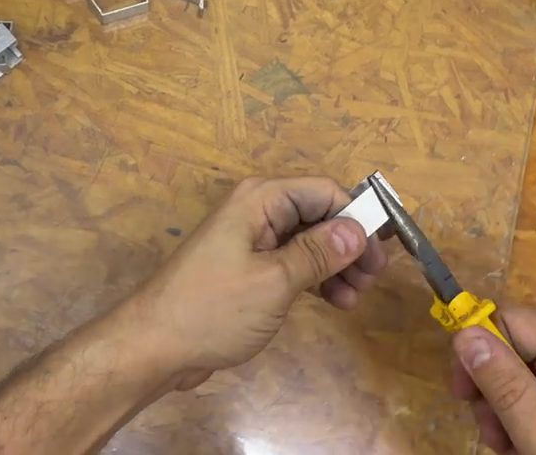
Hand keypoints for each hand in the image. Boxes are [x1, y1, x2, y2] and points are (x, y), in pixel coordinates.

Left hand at [117, 176, 387, 388]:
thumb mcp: (274, 281)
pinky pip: (292, 260)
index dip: (355, 218)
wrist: (156, 343)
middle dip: (347, 245)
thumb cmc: (213, 306)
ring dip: (335, 265)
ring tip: (353, 299)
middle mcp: (258, 210)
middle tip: (370, 282)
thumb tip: (359, 230)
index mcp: (261, 199)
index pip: (323, 191)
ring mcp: (252, 238)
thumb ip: (318, 253)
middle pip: (317, 214)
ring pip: (307, 240)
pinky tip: (333, 301)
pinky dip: (314, 277)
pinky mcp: (248, 265)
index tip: (379, 256)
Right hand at [449, 306, 535, 454]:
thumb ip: (506, 387)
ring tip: (511, 451)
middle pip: (516, 347)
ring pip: (526, 375)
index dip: (478, 348)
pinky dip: (529, 421)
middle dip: (494, 388)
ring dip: (507, 410)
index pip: (510, 320)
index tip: (461, 394)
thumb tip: (464, 332)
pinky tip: (529, 450)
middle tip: (491, 437)